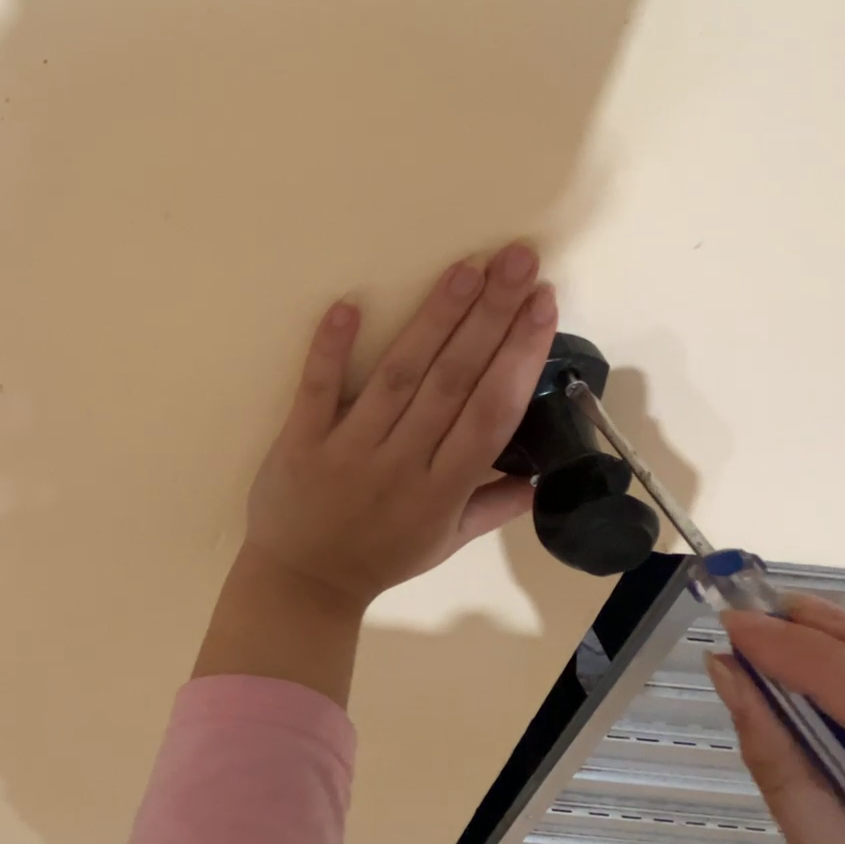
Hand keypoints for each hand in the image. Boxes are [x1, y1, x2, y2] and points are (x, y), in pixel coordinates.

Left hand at [242, 241, 557, 607]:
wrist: (301, 583)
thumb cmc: (378, 559)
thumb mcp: (443, 544)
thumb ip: (490, 508)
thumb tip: (538, 479)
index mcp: (443, 489)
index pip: (492, 412)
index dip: (521, 356)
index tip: (544, 305)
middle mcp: (402, 462)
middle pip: (453, 381)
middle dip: (489, 317)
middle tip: (516, 260)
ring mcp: (348, 449)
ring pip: (398, 377)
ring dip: (433, 321)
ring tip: (464, 270)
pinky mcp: (301, 441)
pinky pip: (318, 390)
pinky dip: (331, 348)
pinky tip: (348, 304)